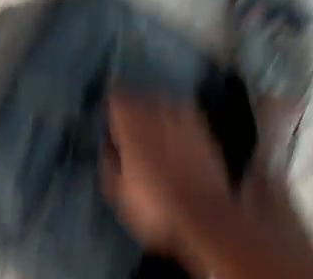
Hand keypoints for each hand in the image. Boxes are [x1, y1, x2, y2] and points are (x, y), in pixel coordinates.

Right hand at [101, 91, 234, 256]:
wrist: (204, 215)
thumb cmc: (155, 207)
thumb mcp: (118, 193)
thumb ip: (108, 162)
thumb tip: (108, 147)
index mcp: (130, 121)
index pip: (115, 97)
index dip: (111, 113)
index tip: (111, 131)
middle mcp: (155, 109)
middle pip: (138, 98)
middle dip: (133, 114)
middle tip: (132, 139)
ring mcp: (181, 114)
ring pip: (160, 104)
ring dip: (155, 117)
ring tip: (155, 140)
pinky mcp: (201, 125)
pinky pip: (182, 114)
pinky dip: (175, 123)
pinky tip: (176, 140)